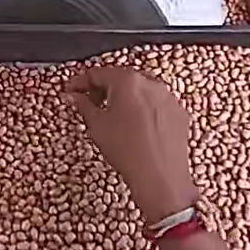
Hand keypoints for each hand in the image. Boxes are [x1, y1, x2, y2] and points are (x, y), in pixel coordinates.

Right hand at [64, 66, 198, 221]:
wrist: (160, 176)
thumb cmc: (128, 151)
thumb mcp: (96, 125)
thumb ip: (83, 105)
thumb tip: (75, 97)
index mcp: (127, 81)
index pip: (97, 73)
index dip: (80, 81)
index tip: (72, 90)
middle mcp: (150, 83)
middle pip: (120, 78)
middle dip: (101, 88)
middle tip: (87, 101)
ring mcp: (167, 97)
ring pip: (139, 90)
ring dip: (122, 98)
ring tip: (110, 116)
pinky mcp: (178, 112)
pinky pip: (154, 104)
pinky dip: (141, 109)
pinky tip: (133, 126)